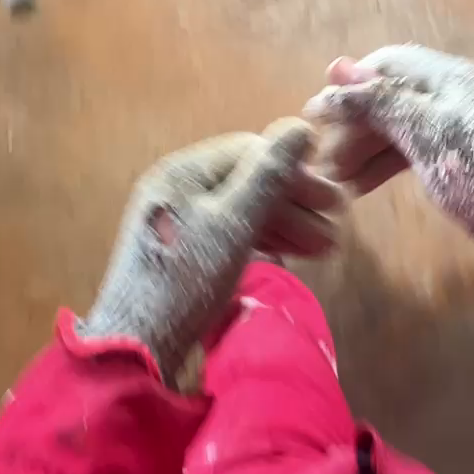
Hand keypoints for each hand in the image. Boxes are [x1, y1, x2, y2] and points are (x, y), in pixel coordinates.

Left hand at [78, 119, 343, 376]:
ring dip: (286, 222)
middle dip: (294, 201)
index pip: (249, 152)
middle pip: (248, 179)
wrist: (138, 348)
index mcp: (183, 171)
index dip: (294, 170)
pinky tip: (293, 255)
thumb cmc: (185, 281)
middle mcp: (179, 187)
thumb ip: (268, 176)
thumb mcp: (233, 225)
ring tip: (324, 247)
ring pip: (243, 207)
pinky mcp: (185, 249)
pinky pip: (232, 231)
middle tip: (336, 224)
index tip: (332, 197)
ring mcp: (180, 218)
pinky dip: (264, 239)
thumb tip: (301, 126)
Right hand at [305, 45, 473, 237]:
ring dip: (362, 149)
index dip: (350, 84)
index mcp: (444, 76)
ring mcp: (450, 126)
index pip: (386, 65)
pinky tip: (358, 186)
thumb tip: (334, 68)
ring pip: (395, 128)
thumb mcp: (422, 129)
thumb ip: (377, 99)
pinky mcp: (452, 156)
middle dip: (352, 125)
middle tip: (322, 157)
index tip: (319, 112)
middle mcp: (446, 94)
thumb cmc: (473, 165)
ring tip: (333, 176)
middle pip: (387, 98)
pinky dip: (382, 165)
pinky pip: (408, 151)